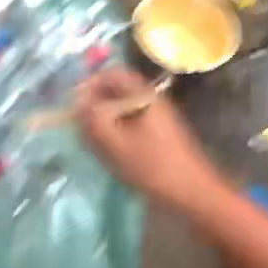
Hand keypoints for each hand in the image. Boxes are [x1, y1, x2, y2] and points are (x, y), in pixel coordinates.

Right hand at [76, 69, 226, 212]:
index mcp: (144, 95)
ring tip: (91, 140)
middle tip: (79, 124)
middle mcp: (152, 99)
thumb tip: (78, 100)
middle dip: (95, 103)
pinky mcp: (159, 135)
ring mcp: (157, 117)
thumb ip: (94, 119)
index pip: (113, 74)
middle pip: (118, 90)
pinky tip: (109, 151)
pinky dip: (116, 131)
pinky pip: (131, 123)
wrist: (192, 193)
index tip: (74, 103)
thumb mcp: (116, 143)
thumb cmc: (153, 166)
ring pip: (123, 109)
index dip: (90, 84)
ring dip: (105, 119)